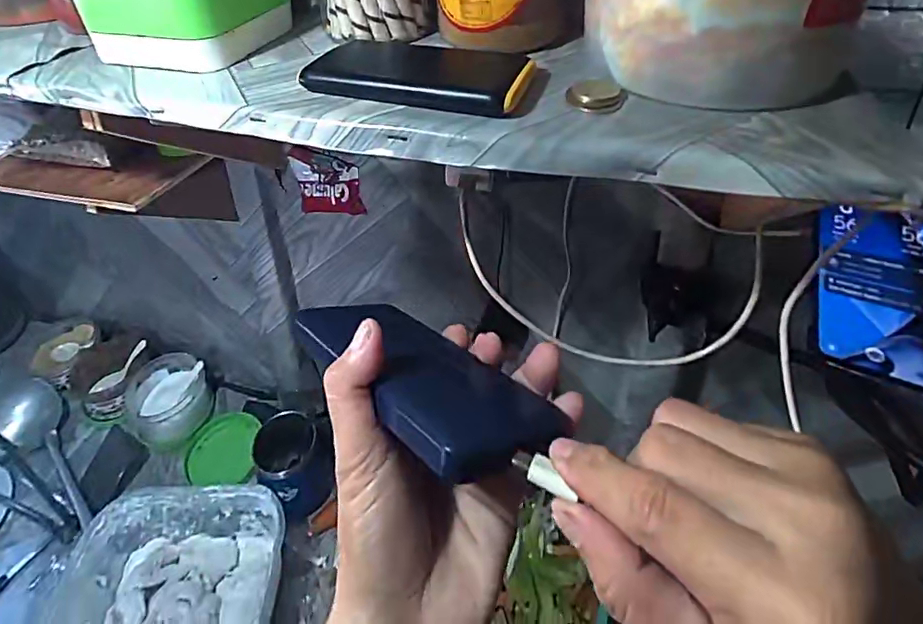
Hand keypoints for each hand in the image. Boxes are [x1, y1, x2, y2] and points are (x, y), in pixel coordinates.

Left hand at [324, 319, 584, 623]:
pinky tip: (569, 404)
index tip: (461, 332)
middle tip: (499, 344)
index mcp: (406, 422)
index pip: (428, 374)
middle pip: (472, 386)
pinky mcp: (509, 489)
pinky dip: (554, 423)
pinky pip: (534, 449)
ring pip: (507, 409)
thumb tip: (367, 327)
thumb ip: (353, 391)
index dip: (444, 350)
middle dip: (490, 360)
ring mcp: (479, 460)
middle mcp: (444, 435)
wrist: (408, 614)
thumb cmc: (372, 528)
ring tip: (546, 359)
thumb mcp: (355, 454)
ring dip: (529, 381)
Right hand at [549, 399, 922, 623]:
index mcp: (782, 594)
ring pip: (679, 420)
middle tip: (655, 529)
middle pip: (661, 448)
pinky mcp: (809, 443)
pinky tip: (730, 496)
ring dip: (666, 459)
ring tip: (696, 510)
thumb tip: (569, 503)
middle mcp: (802, 514)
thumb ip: (630, 585)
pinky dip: (699, 451)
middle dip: (637, 479)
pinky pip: (711, 419)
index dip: (597, 477)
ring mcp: (811, 468)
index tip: (554, 459)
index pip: (660, 508)